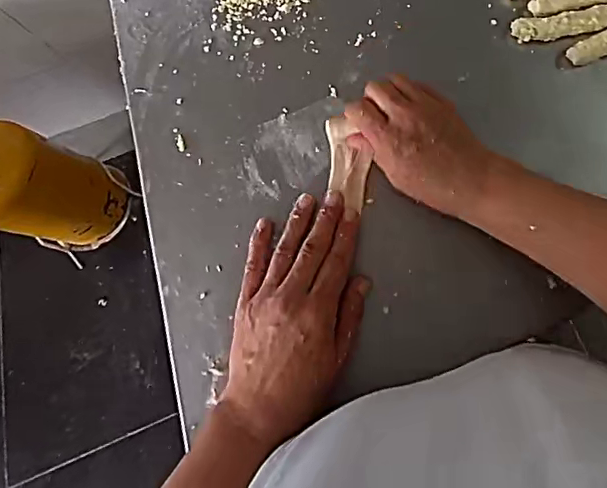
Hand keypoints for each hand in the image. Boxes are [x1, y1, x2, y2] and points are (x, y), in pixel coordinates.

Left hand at [215, 192, 370, 450]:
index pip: (335, 263)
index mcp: (316, 312)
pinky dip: (259, 241)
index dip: (345, 236)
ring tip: (306, 200)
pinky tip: (266, 222)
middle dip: (325, 220)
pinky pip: (253, 264)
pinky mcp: (245, 299)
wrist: (256, 409)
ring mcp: (265, 295)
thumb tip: (360, 282)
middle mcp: (290, 297)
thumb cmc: (301, 390)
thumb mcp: (336, 359)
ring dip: (297, 222)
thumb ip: (348, 316)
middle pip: (312, 249)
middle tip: (333, 197)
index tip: (351, 215)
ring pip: (284, 249)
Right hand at [342, 75, 502, 217]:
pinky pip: (416, 84)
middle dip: (370, 99)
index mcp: (388, 136)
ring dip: (389, 90)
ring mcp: (423, 104)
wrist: (474, 179)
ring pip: (394, 79)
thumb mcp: (396, 176)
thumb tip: (355, 137)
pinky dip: (409, 90)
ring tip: (393, 105)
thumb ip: (373, 151)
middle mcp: (402, 114)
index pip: (357, 108)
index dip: (353, 113)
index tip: (357, 121)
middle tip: (376, 113)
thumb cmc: (433, 186)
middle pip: (374, 88)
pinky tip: (413, 106)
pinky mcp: (440, 100)